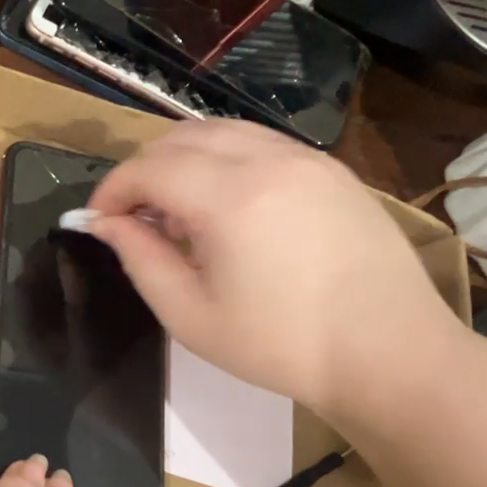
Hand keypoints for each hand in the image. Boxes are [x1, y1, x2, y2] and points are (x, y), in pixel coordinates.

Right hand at [83, 119, 465, 413]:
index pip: (148, 168)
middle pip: (180, 138)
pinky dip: (222, 159)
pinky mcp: (332, 170)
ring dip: (181, 159)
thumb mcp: (188, 313)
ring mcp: (307, 159)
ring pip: (221, 131)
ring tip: (172, 208)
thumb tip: (102, 223)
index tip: (96, 222)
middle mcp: (269, 161)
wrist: (390, 356)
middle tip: (130, 217)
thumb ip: (138, 258)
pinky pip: (259, 143)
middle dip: (142, 171)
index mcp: (231, 197)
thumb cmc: (278, 345)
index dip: (110, 190)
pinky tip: (221, 205)